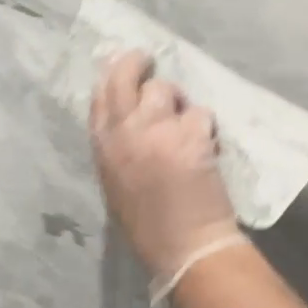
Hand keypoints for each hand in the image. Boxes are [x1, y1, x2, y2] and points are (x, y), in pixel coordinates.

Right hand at [90, 51, 239, 282]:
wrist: (184, 246)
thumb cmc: (148, 228)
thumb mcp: (116, 186)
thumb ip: (118, 150)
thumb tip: (130, 121)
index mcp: (103, 148)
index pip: (100, 96)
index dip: (112, 76)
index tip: (123, 68)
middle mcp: (125, 132)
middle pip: (125, 77)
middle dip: (136, 63)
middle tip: (148, 60)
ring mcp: (158, 130)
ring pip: (166, 89)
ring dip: (178, 102)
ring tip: (185, 123)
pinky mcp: (191, 134)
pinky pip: (199, 113)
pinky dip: (205, 127)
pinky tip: (207, 147)